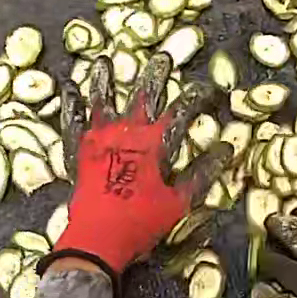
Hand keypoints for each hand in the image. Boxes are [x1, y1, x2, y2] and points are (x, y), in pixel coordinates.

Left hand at [47, 53, 226, 277]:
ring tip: (105, 60)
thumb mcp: (178, 202)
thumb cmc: (141, 221)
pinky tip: (69, 89)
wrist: (97, 239)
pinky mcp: (78, 150)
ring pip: (103, 100)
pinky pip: (72, 121)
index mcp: (156, 143)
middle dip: (157, 74)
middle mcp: (127, 132)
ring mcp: (99, 138)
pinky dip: (71, 105)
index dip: (201, 97)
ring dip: (106, 79)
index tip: (212, 91)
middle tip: (163, 58)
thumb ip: (202, 173)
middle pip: (145, 94)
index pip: (184, 110)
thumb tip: (227, 148)